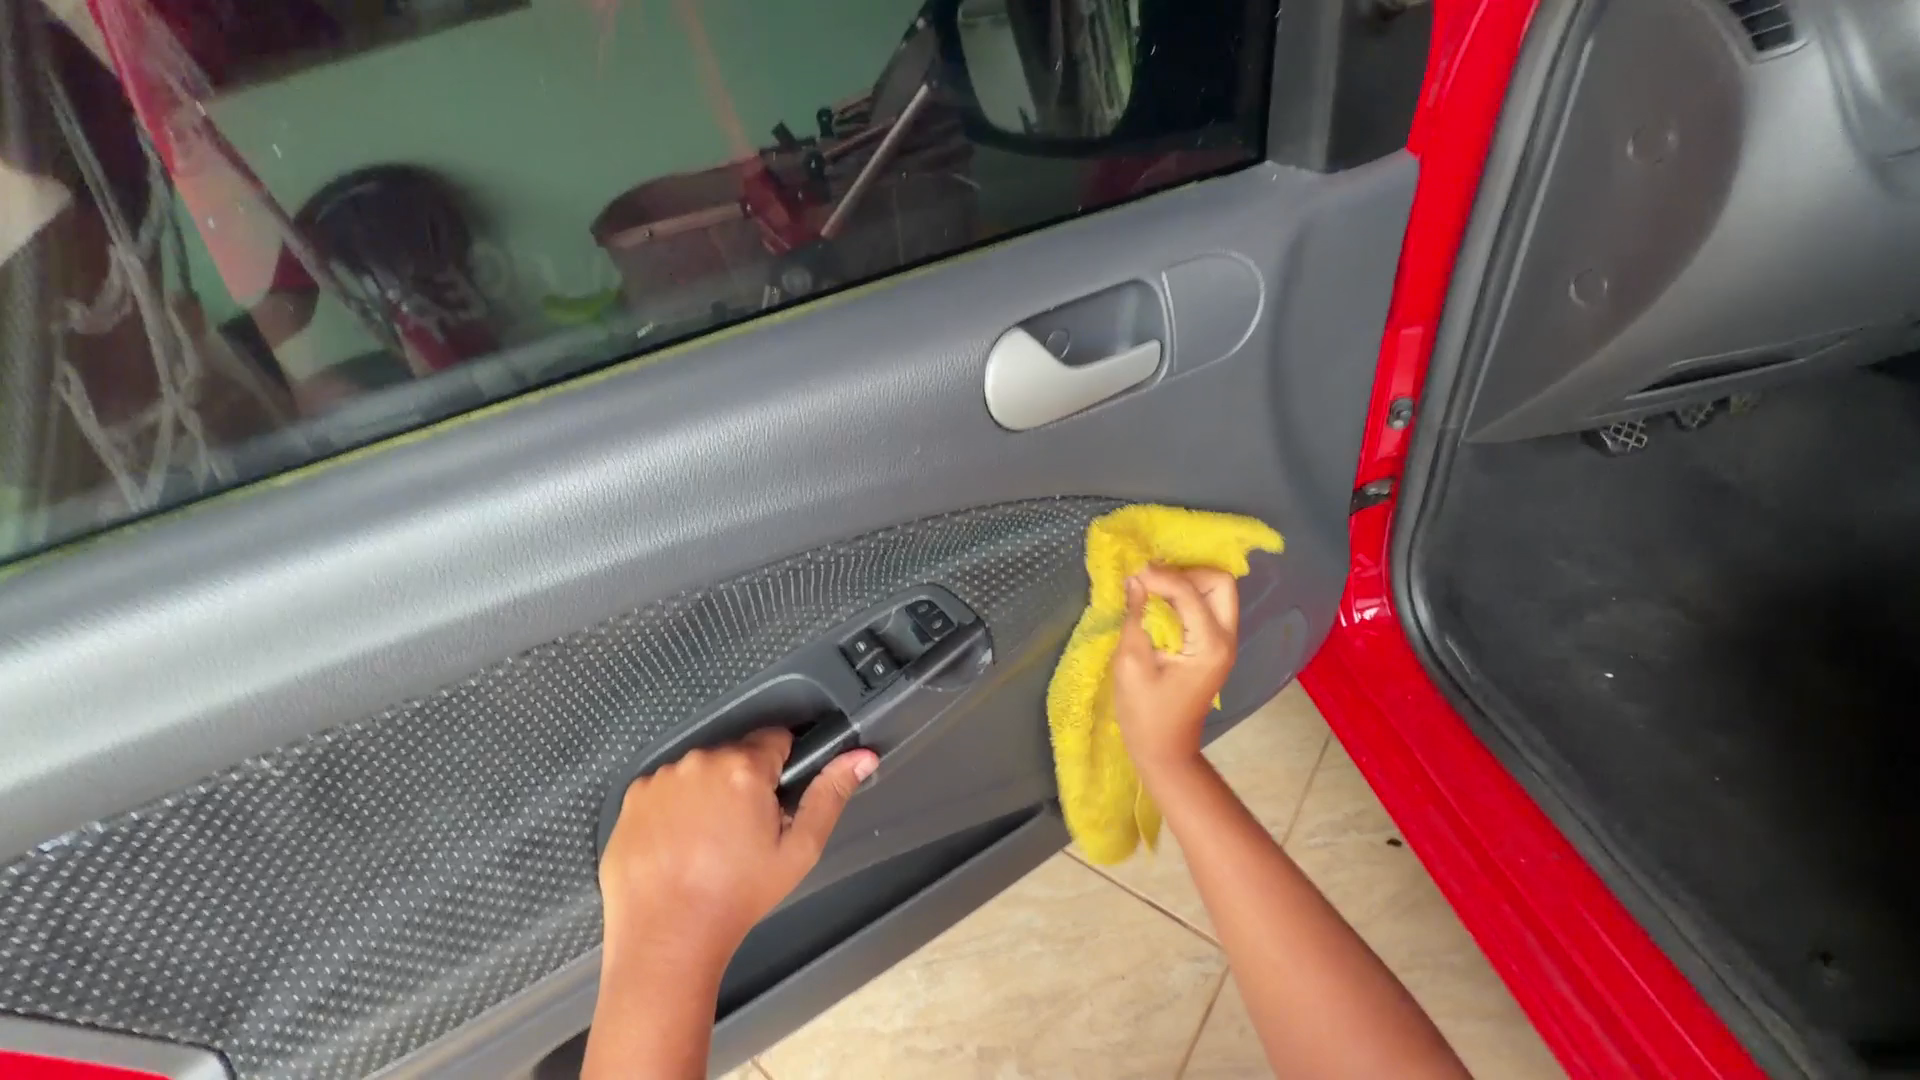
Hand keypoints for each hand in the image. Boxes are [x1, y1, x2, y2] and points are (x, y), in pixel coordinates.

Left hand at [598, 729, 877, 968]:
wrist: (666, 941)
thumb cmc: (737, 897)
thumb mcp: (799, 850)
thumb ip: (830, 795)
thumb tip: (861, 757)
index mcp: (744, 768)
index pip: (777, 738)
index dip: (782, 769)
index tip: (774, 802)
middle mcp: (700, 761)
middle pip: (737, 754)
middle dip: (745, 782)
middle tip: (745, 830)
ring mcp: (662, 778)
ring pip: (701, 770)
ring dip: (709, 792)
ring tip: (709, 841)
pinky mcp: (632, 798)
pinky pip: (665, 788)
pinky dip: (675, 806)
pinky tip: (679, 844)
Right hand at [1111, 565, 1239, 785]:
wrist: (1164, 749)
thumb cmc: (1144, 713)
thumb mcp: (1131, 663)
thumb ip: (1135, 616)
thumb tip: (1134, 580)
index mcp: (1209, 645)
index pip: (1189, 592)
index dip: (1159, 576)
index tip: (1131, 574)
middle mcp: (1226, 639)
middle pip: (1220, 582)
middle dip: (1185, 572)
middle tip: (1151, 579)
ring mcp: (1224, 642)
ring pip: (1217, 590)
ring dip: (1186, 581)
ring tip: (1152, 587)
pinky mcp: (1215, 645)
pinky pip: (1208, 605)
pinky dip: (1186, 595)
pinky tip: (1159, 600)